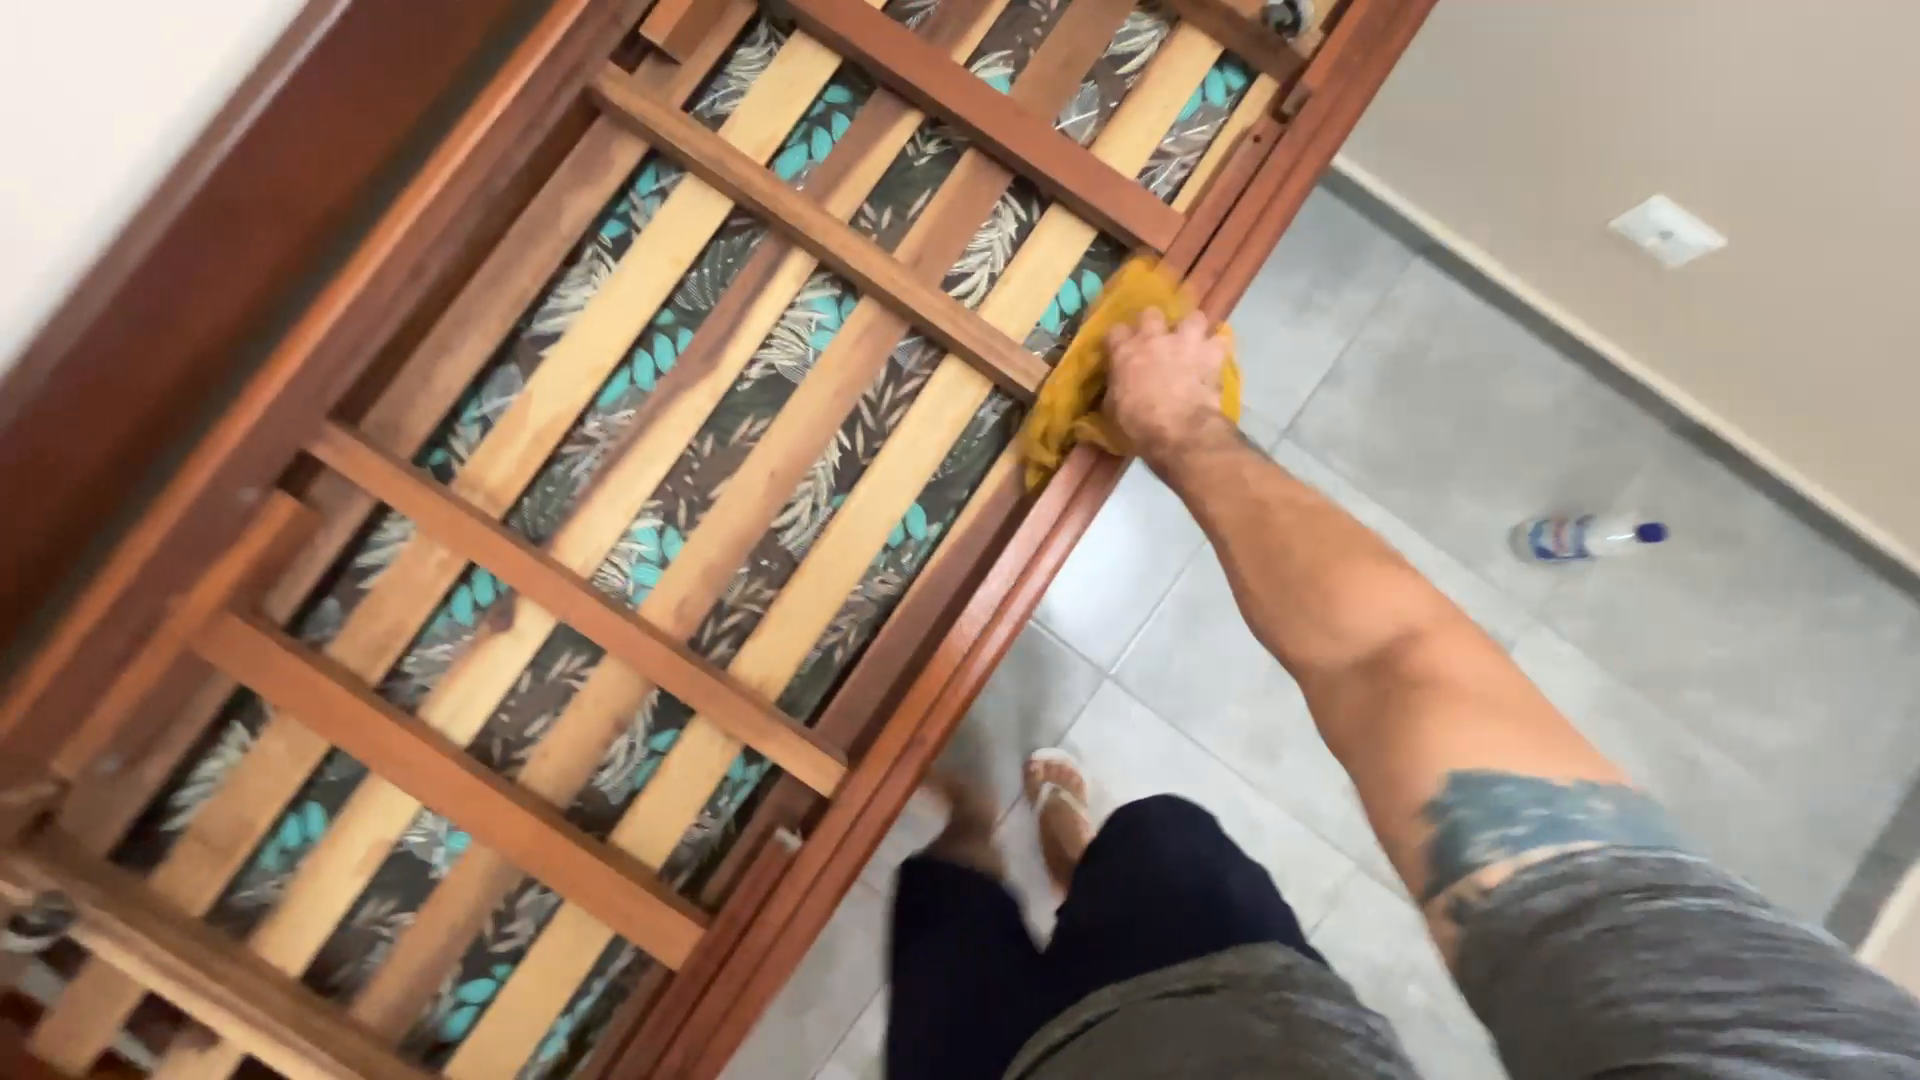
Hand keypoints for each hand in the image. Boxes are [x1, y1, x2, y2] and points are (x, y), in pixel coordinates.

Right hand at [1104, 308, 1238, 470]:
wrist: (1177, 429)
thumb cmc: (1137, 424)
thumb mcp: (1112, 410)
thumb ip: (1115, 389)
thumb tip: (1117, 388)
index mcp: (1124, 352)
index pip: (1116, 331)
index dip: (1119, 340)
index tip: (1120, 350)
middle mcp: (1154, 338)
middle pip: (1152, 313)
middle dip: (1154, 324)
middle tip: (1157, 341)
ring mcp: (1185, 342)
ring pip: (1193, 317)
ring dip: (1192, 329)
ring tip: (1192, 342)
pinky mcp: (1212, 354)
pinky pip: (1219, 342)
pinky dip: (1216, 349)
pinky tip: (1213, 359)